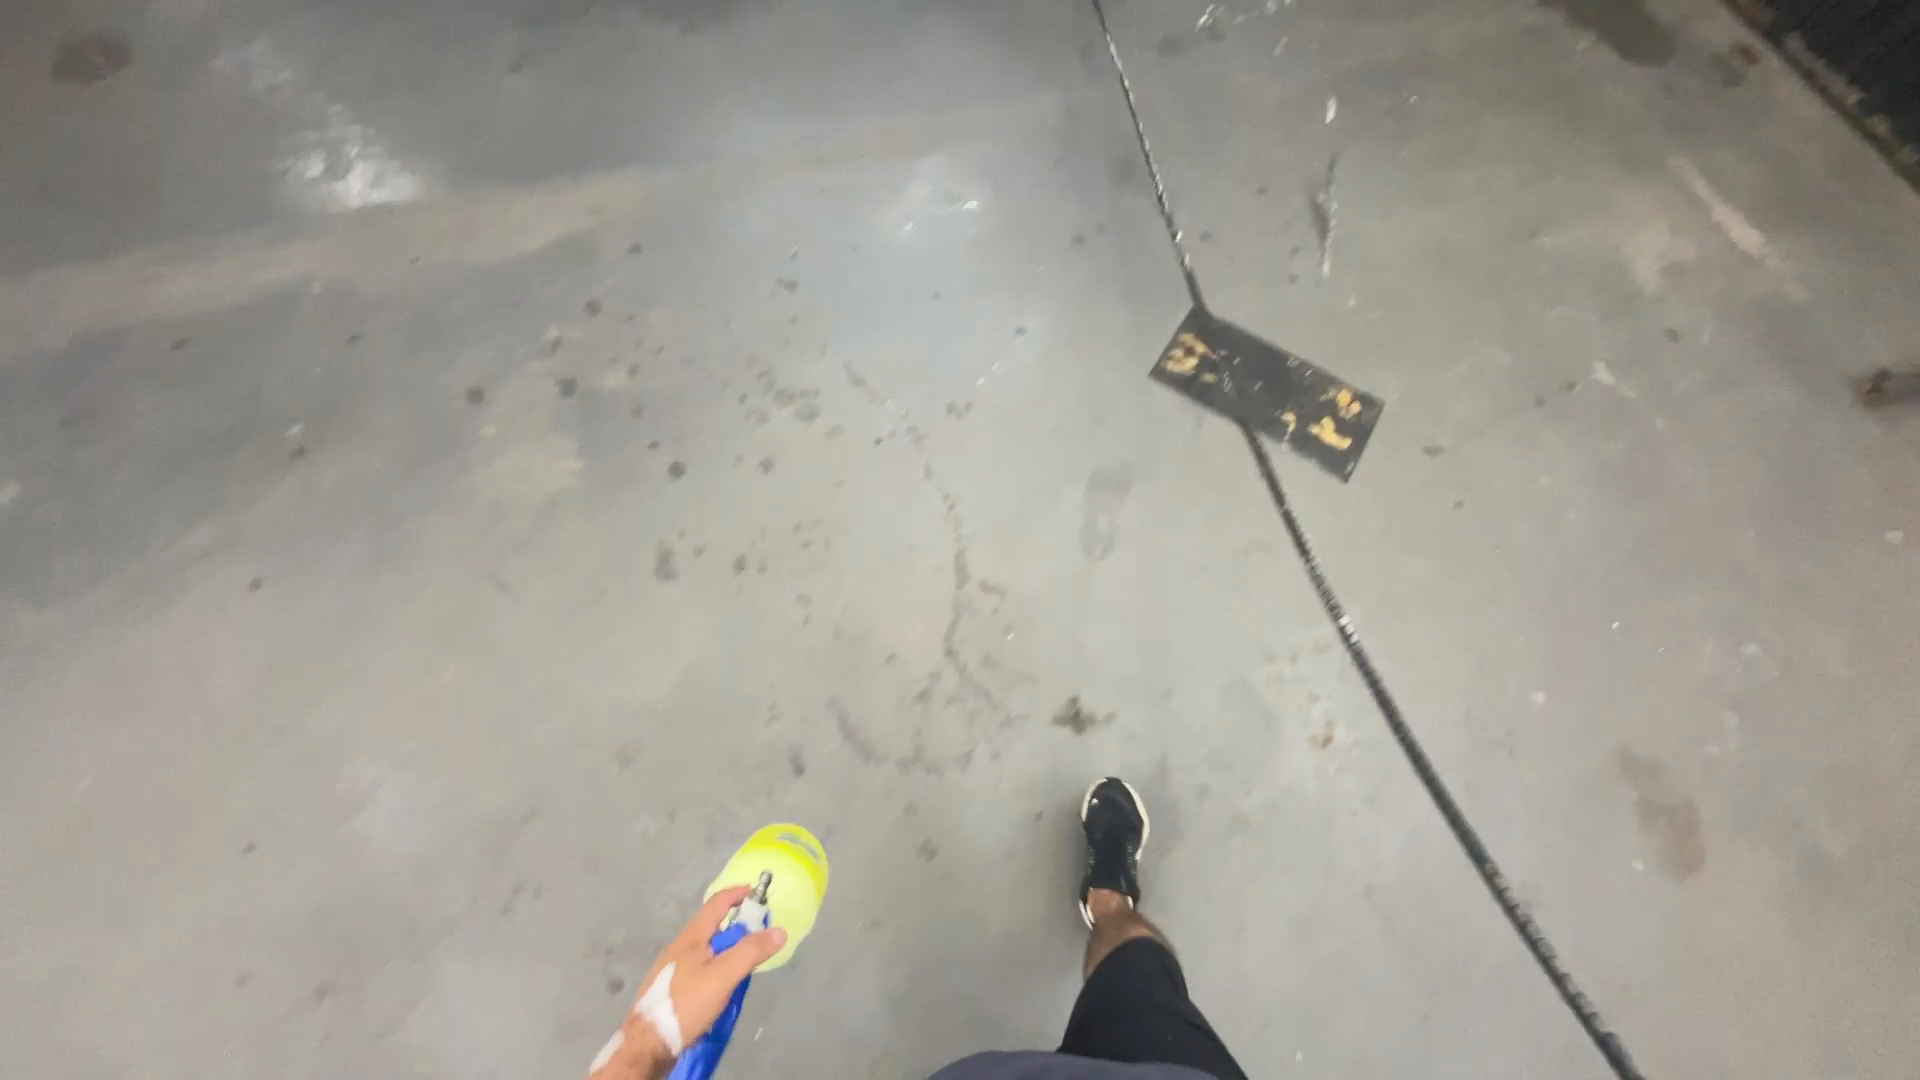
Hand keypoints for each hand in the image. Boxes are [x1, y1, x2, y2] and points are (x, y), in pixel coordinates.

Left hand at [588, 886, 787, 1079]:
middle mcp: (678, 946)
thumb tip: (779, 931)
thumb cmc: (685, 1004)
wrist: (645, 1045)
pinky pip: (695, 967)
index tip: (756, 892)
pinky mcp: (667, 988)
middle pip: (710, 925)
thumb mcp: (723, 977)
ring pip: (703, 948)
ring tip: (739, 965)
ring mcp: (669, 968)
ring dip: (723, 948)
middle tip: (755, 936)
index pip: (717, 903)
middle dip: (734, 926)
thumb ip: (750, 952)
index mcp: (691, 937)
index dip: (737, 894)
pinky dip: (712, 966)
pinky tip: (716, 987)